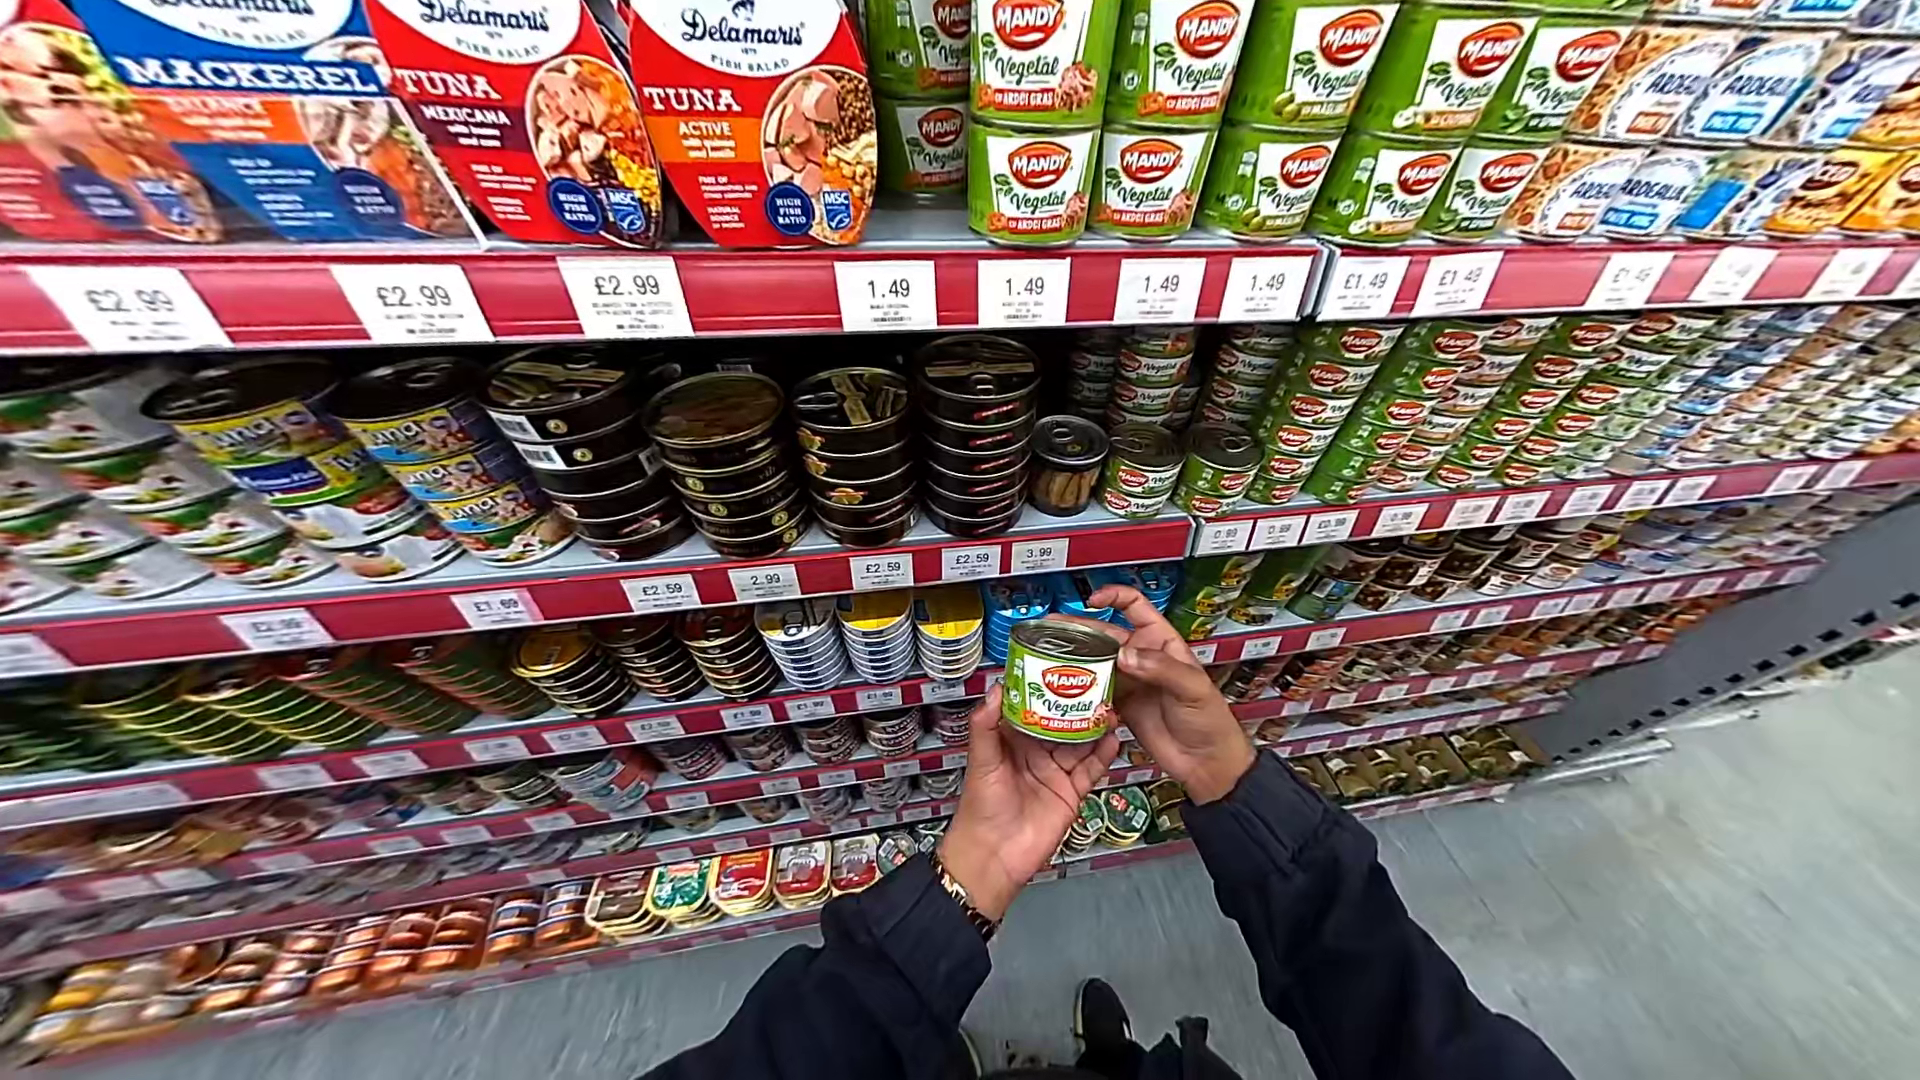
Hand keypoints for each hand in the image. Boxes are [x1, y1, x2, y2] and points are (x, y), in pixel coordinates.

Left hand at [938, 685, 1120, 920]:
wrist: (994, 855)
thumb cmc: (980, 806)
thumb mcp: (981, 760)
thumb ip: (985, 725)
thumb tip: (997, 688)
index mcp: (1013, 740)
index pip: (1033, 708)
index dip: (1046, 690)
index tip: (1061, 670)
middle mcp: (1036, 752)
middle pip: (1062, 723)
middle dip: (1078, 706)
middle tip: (1096, 685)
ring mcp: (1055, 771)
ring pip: (1080, 743)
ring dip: (1095, 726)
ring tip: (1111, 707)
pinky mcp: (1071, 792)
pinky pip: (1090, 770)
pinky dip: (1103, 755)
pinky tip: (1113, 739)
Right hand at [1071, 585, 1255, 804]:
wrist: (1206, 763)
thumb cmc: (1210, 719)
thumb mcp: (1192, 687)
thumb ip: (1160, 668)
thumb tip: (1124, 655)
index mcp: (1160, 641)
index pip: (1134, 606)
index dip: (1113, 597)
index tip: (1092, 601)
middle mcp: (1140, 656)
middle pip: (1103, 633)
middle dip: (1077, 629)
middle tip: (1051, 631)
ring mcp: (1127, 679)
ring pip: (1094, 660)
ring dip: (1072, 657)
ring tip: (1047, 655)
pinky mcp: (1117, 703)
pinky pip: (1093, 690)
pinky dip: (1078, 688)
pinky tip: (1062, 687)